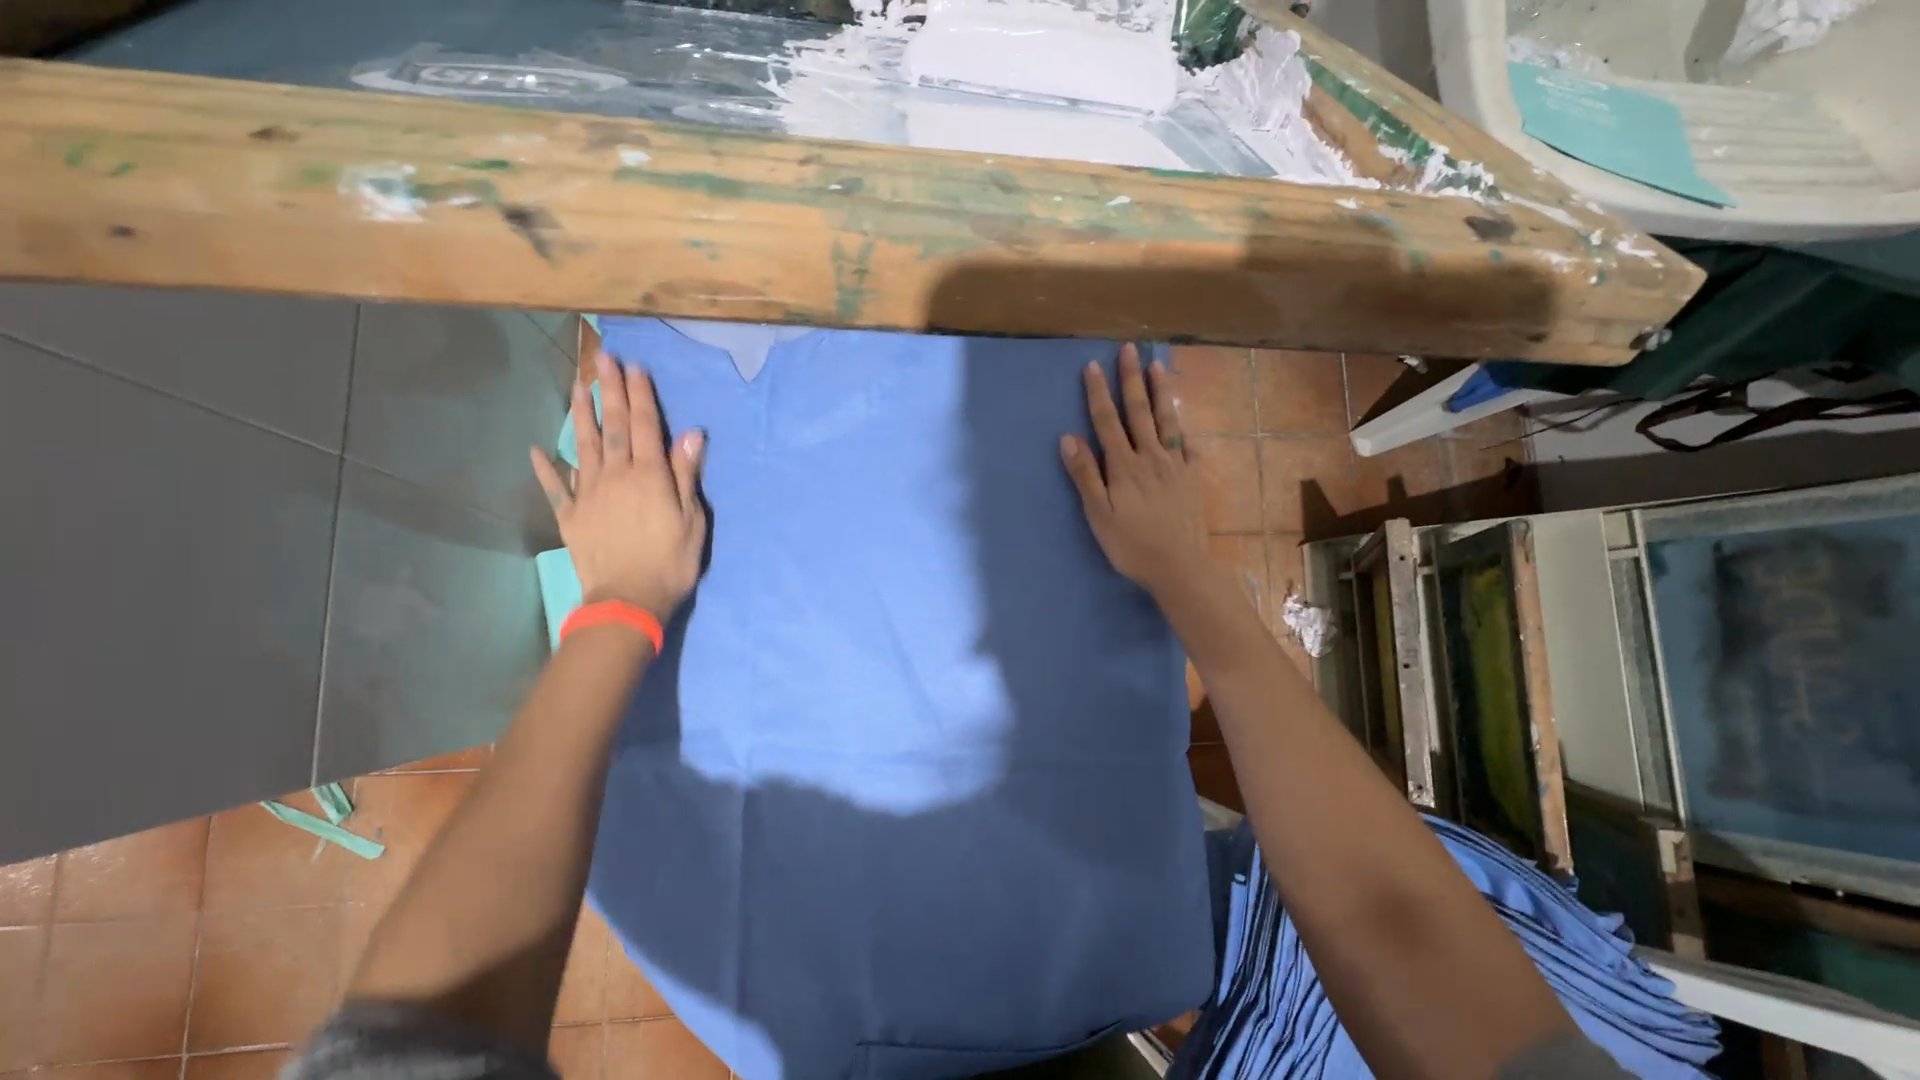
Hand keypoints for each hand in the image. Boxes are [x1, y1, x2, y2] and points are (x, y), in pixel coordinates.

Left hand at [531, 351, 707, 620]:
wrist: (628, 601)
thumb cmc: (670, 563)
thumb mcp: (692, 520)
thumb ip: (686, 475)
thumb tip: (691, 435)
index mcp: (649, 475)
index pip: (646, 426)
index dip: (641, 395)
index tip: (635, 367)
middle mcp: (617, 475)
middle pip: (614, 427)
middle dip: (610, 391)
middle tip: (603, 359)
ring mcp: (590, 494)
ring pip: (584, 446)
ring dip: (581, 415)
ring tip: (578, 386)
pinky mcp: (571, 516)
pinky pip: (556, 487)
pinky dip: (546, 468)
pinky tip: (538, 450)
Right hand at [1060, 344, 1212, 598]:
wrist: (1179, 566)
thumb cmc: (1131, 545)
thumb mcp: (1099, 514)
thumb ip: (1085, 475)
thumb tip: (1068, 437)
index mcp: (1123, 465)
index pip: (1107, 421)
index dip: (1098, 393)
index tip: (1092, 365)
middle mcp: (1150, 457)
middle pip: (1138, 412)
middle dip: (1130, 379)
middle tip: (1128, 349)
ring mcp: (1174, 466)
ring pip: (1166, 421)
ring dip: (1159, 392)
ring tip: (1156, 366)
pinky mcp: (1191, 478)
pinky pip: (1188, 445)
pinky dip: (1184, 426)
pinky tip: (1184, 416)